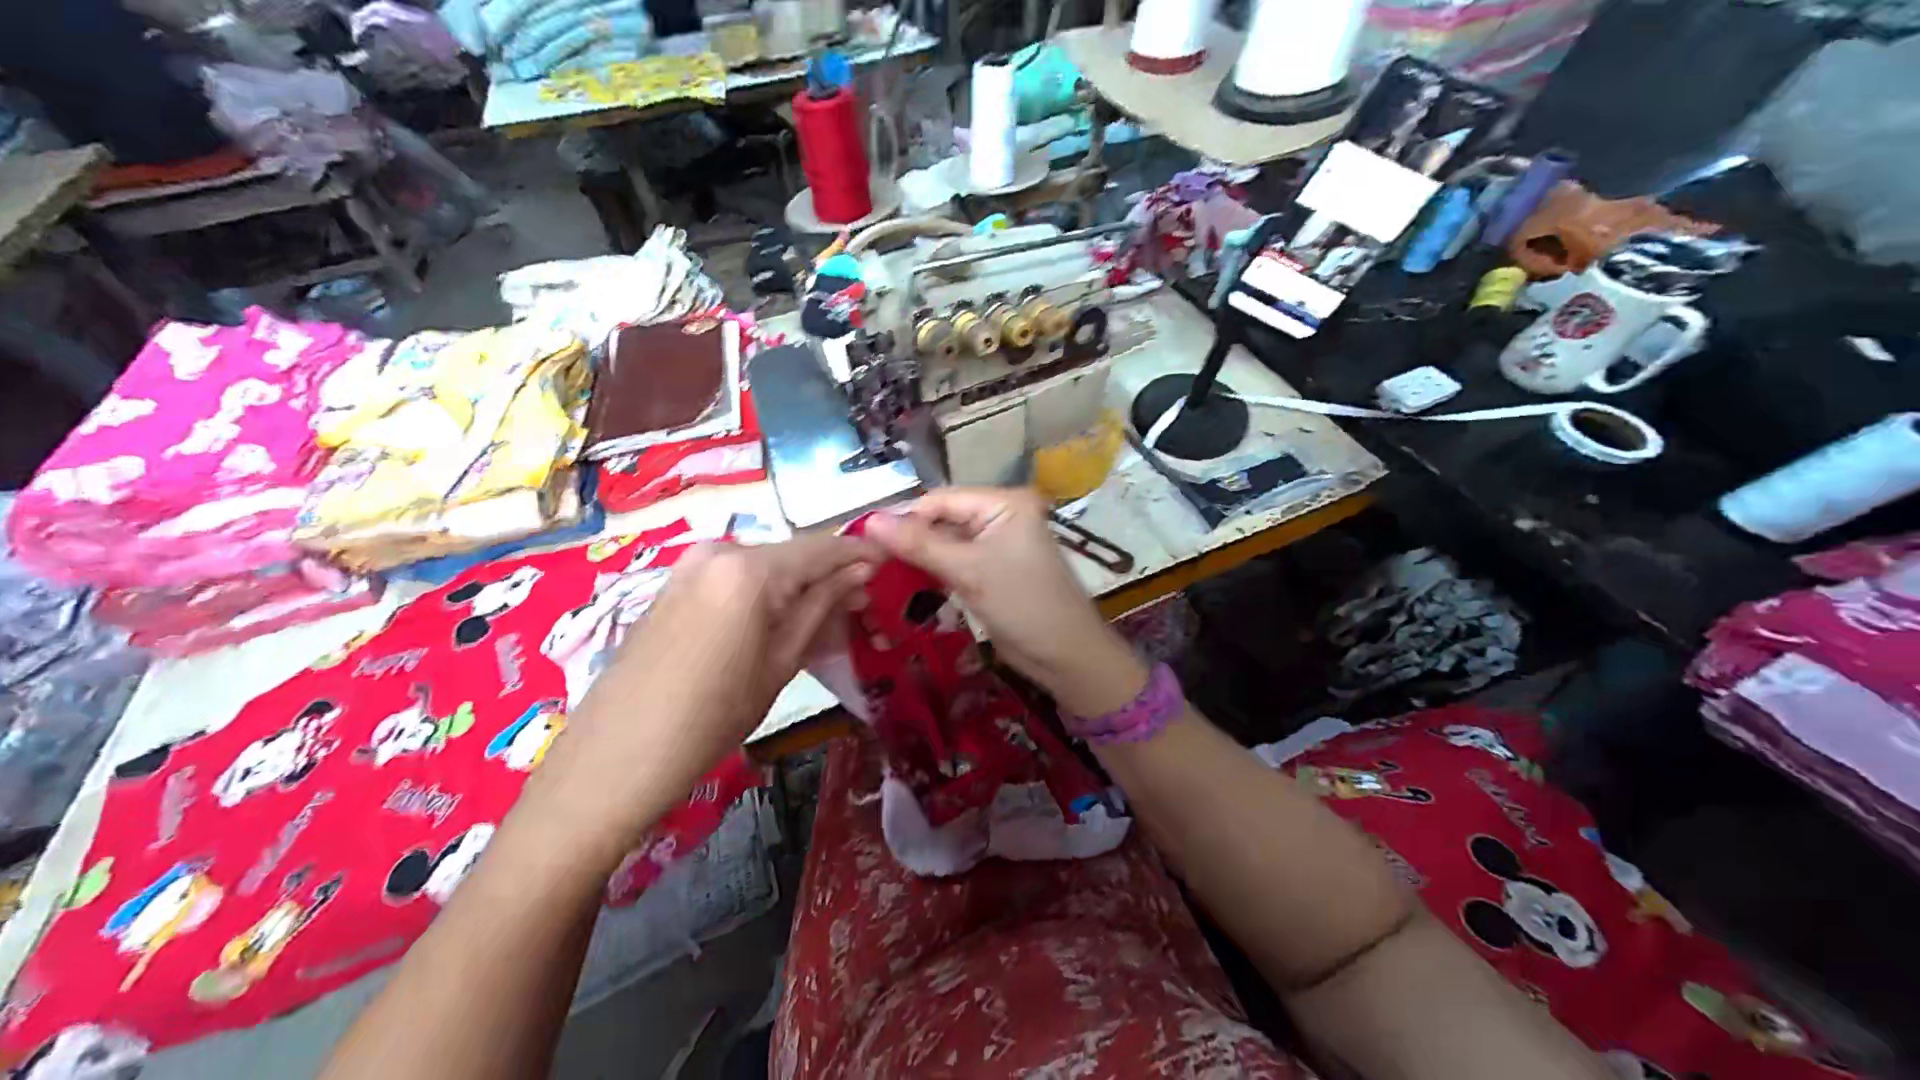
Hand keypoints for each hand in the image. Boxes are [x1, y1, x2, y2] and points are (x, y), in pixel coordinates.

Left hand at [530, 535, 875, 852]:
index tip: (890, 568)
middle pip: (791, 555)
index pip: (822, 549)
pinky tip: (776, 623)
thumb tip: (859, 574)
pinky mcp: (673, 584)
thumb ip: (821, 609)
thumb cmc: (710, 719)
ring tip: (823, 621)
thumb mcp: (780, 665)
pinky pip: (733, 578)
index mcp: (749, 569)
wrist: (614, 759)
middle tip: (860, 607)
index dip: (859, 557)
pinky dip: (762, 593)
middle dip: (828, 576)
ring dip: (795, 587)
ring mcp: (689, 565)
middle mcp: (718, 550)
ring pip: (763, 567)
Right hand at [865, 488, 1148, 715]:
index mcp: (1004, 503)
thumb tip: (869, 520)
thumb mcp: (968, 571)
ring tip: (878, 572)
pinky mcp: (992, 571)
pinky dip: (932, 572)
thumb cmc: (1023, 605)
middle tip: (868, 560)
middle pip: (942, 520)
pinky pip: (955, 563)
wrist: (1065, 656)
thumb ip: (919, 544)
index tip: (865, 538)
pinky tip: (903, 584)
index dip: (905, 517)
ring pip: (945, 543)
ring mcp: (997, 544)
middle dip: (910, 539)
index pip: (942, 500)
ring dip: (918, 558)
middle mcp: (1001, 516)